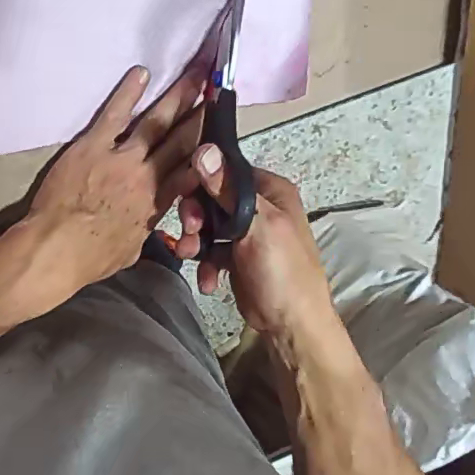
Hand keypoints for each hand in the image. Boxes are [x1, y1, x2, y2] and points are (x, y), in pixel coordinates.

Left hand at [19, 64, 205, 295]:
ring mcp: (120, 157)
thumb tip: (148, 219)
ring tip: (195, 73)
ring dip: (177, 95)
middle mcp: (147, 175)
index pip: (190, 169)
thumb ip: (144, 227)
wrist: (57, 248)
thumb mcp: (132, 249)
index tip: (219, 128)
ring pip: (155, 121)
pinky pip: (113, 114)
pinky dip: (128, 92)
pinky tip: (141, 72)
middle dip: (201, 111)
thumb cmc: (91, 257)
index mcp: (157, 202)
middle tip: (216, 87)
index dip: (207, 147)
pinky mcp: (92, 146)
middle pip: (181, 139)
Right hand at [178, 150, 335, 336]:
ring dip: (195, 242)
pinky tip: (208, 279)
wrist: (290, 324)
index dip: (201, 181)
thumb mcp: (255, 225)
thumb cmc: (281, 269)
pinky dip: (205, 263)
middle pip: (212, 198)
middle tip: (190, 232)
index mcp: (270, 190)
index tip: (184, 196)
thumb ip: (227, 189)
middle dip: (195, 217)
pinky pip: (211, 250)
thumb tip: (204, 150)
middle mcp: (259, 206)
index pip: (226, 170)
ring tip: (192, 257)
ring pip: (207, 225)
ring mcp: (247, 232)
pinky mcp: (236, 256)